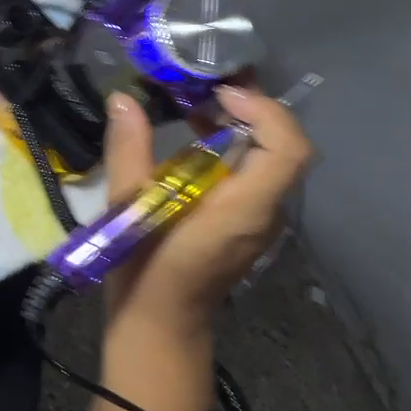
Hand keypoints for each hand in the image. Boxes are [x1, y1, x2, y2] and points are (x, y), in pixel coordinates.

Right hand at [101, 85, 312, 335]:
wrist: (158, 322)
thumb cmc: (144, 266)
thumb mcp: (129, 205)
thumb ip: (129, 149)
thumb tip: (123, 100)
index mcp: (245, 208)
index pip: (287, 149)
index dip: (264, 112)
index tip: (220, 94)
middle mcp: (265, 212)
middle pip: (285, 150)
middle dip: (253, 111)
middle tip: (207, 88)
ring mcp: (260, 221)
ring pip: (272, 162)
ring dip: (243, 128)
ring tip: (197, 107)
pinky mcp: (245, 224)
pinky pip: (254, 177)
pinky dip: (233, 150)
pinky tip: (193, 143)